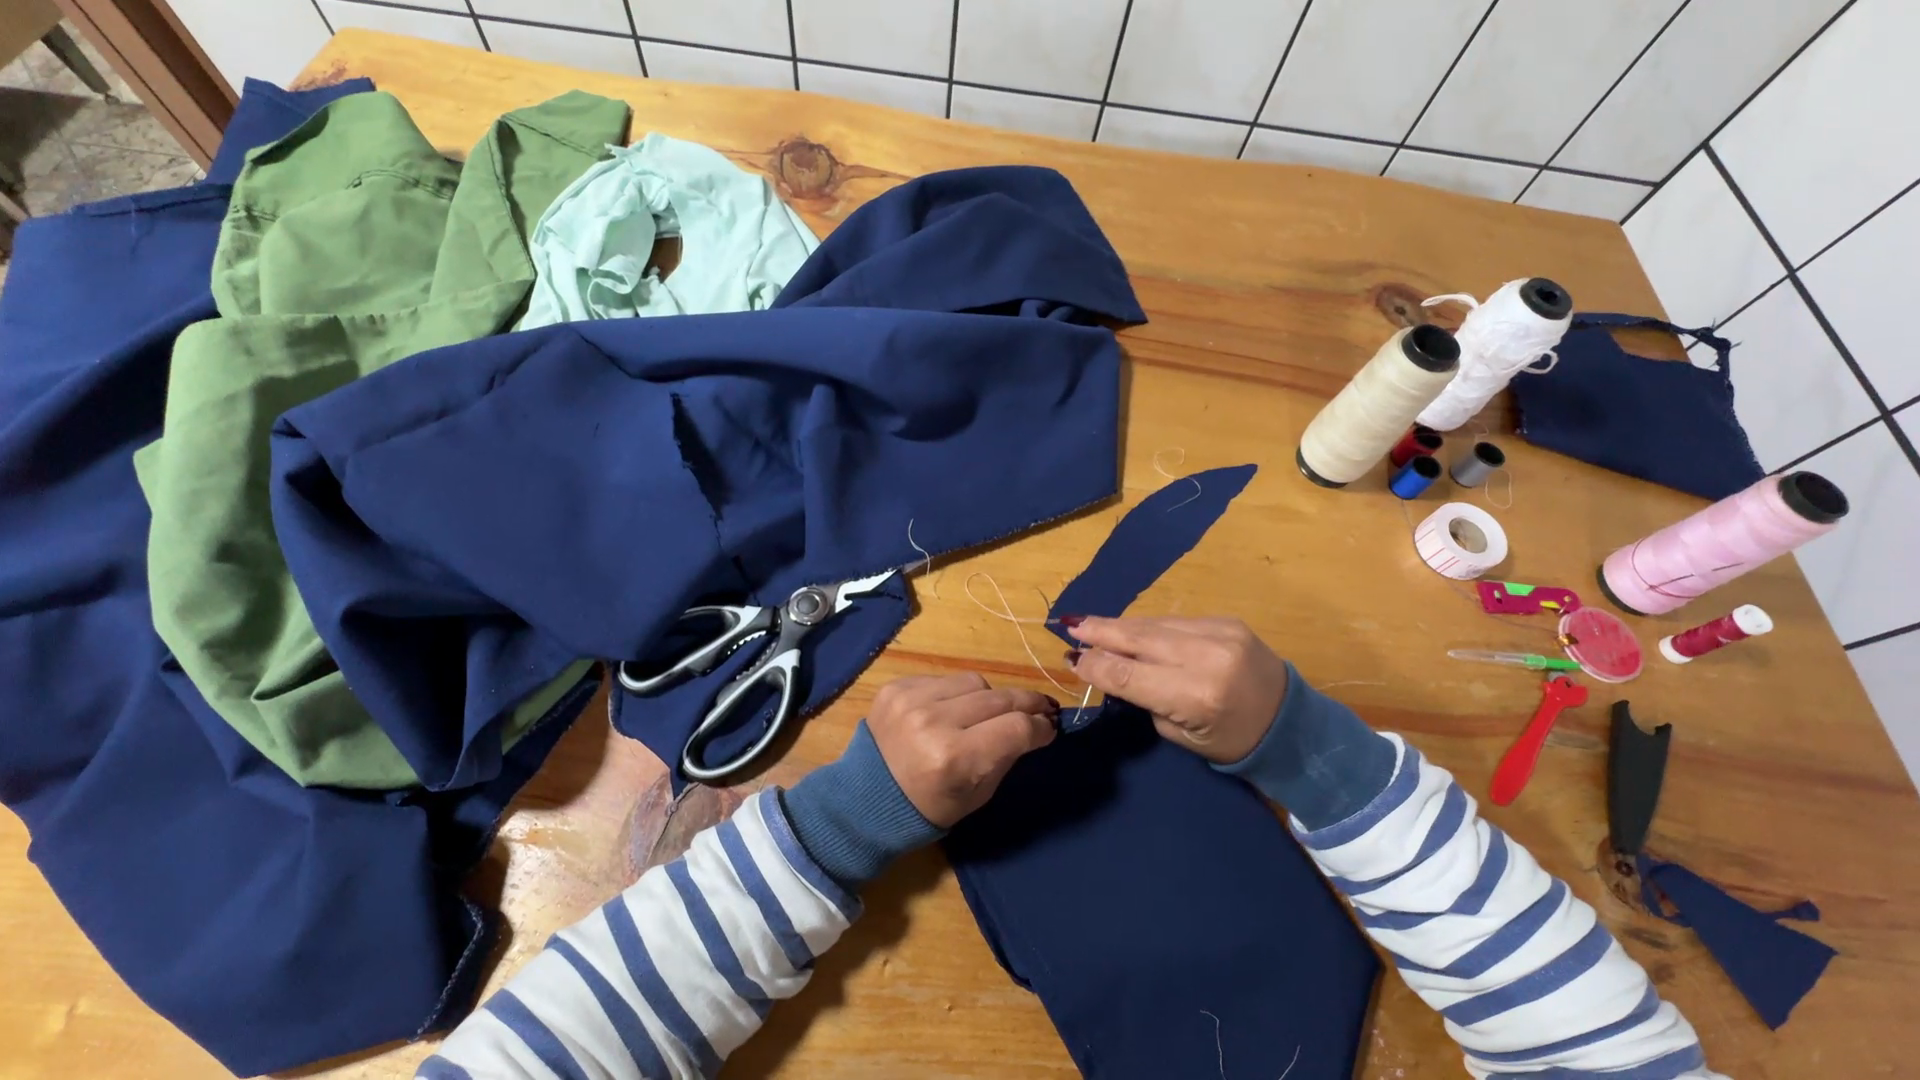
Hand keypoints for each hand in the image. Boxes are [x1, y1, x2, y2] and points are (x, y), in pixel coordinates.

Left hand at [866, 674, 1057, 827]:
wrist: (865, 799)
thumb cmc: (928, 806)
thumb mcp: (978, 795)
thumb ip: (1008, 755)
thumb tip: (1036, 725)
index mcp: (955, 758)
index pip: (1017, 727)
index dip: (1040, 727)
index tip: (1049, 728)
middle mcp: (934, 722)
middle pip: (1000, 698)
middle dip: (1026, 704)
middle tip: (1041, 709)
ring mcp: (912, 700)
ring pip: (975, 681)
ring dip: (989, 697)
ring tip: (988, 713)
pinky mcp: (896, 687)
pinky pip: (944, 679)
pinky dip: (955, 694)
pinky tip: (952, 710)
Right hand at [1065, 616, 1287, 763]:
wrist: (1291, 721)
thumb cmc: (1232, 741)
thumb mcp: (1181, 734)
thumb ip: (1145, 698)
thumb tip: (1111, 670)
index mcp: (1194, 696)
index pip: (1128, 675)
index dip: (1095, 665)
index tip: (1071, 659)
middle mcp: (1205, 657)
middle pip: (1137, 639)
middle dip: (1100, 632)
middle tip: (1069, 625)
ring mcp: (1219, 633)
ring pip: (1154, 624)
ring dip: (1120, 625)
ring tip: (1090, 623)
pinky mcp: (1226, 620)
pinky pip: (1175, 621)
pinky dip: (1150, 626)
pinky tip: (1131, 629)